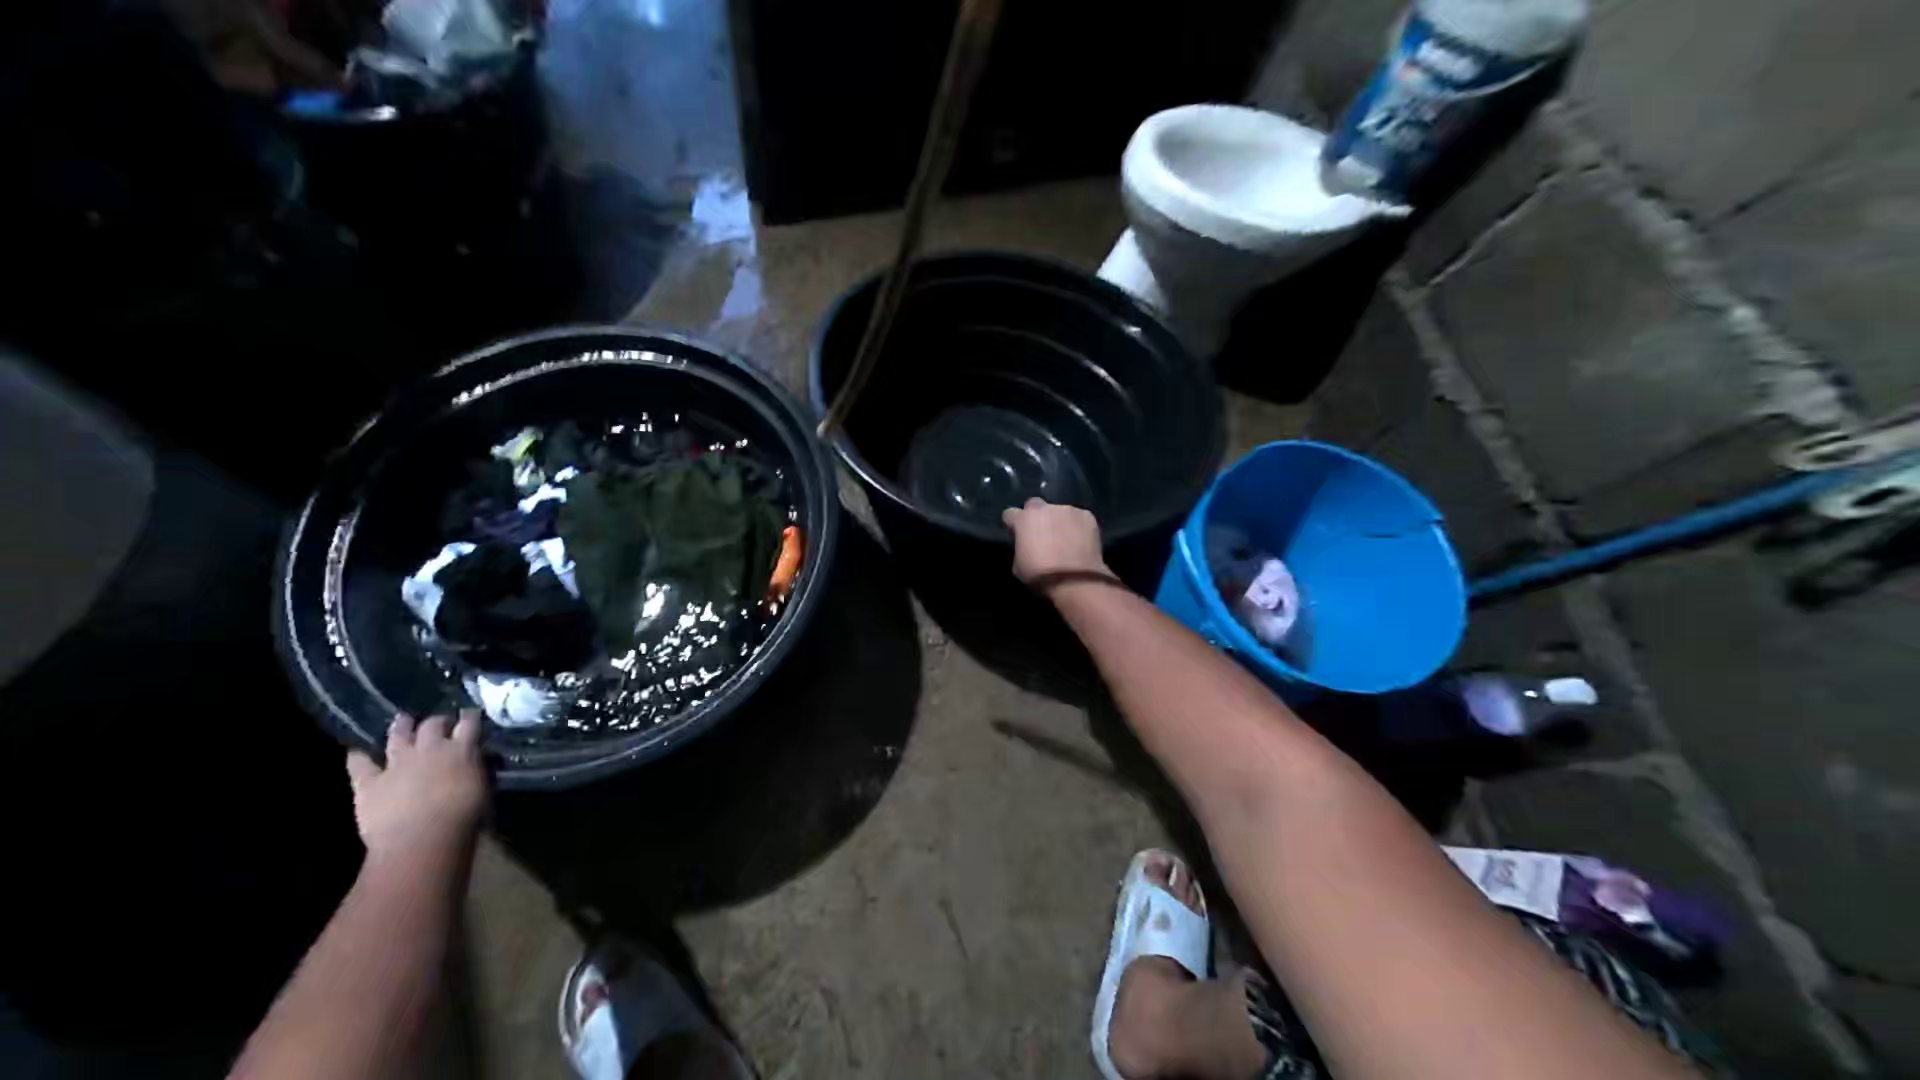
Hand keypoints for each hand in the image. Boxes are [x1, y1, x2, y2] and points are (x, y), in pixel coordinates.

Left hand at [345, 711, 487, 862]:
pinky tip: (356, 750)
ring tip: (402, 720)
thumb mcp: (483, 788)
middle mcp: (429, 749)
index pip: (468, 723)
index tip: (470, 713)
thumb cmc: (464, 818)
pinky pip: (360, 764)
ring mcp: (397, 764)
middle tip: (439, 722)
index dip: (469, 716)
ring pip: (398, 736)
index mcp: (461, 750)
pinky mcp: (369, 783)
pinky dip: (358, 756)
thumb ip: (477, 769)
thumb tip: (476, 760)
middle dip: (436, 721)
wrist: (421, 840)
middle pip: (432, 725)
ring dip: (400, 727)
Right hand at [1001, 498, 1111, 587]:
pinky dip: (1078, 527)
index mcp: (1024, 519)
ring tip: (1065, 539)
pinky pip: (1079, 518)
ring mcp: (1068, 510)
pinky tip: (1080, 542)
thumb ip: (1021, 547)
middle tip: (1042, 533)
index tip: (1017, 533)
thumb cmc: (1041, 575)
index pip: (1011, 513)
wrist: (1075, 581)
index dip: (1014, 524)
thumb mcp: (1018, 565)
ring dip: (1059, 522)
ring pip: (1060, 512)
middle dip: (1036, 516)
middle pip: (1036, 505)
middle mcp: (1045, 508)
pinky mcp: (1088, 517)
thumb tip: (1027, 544)